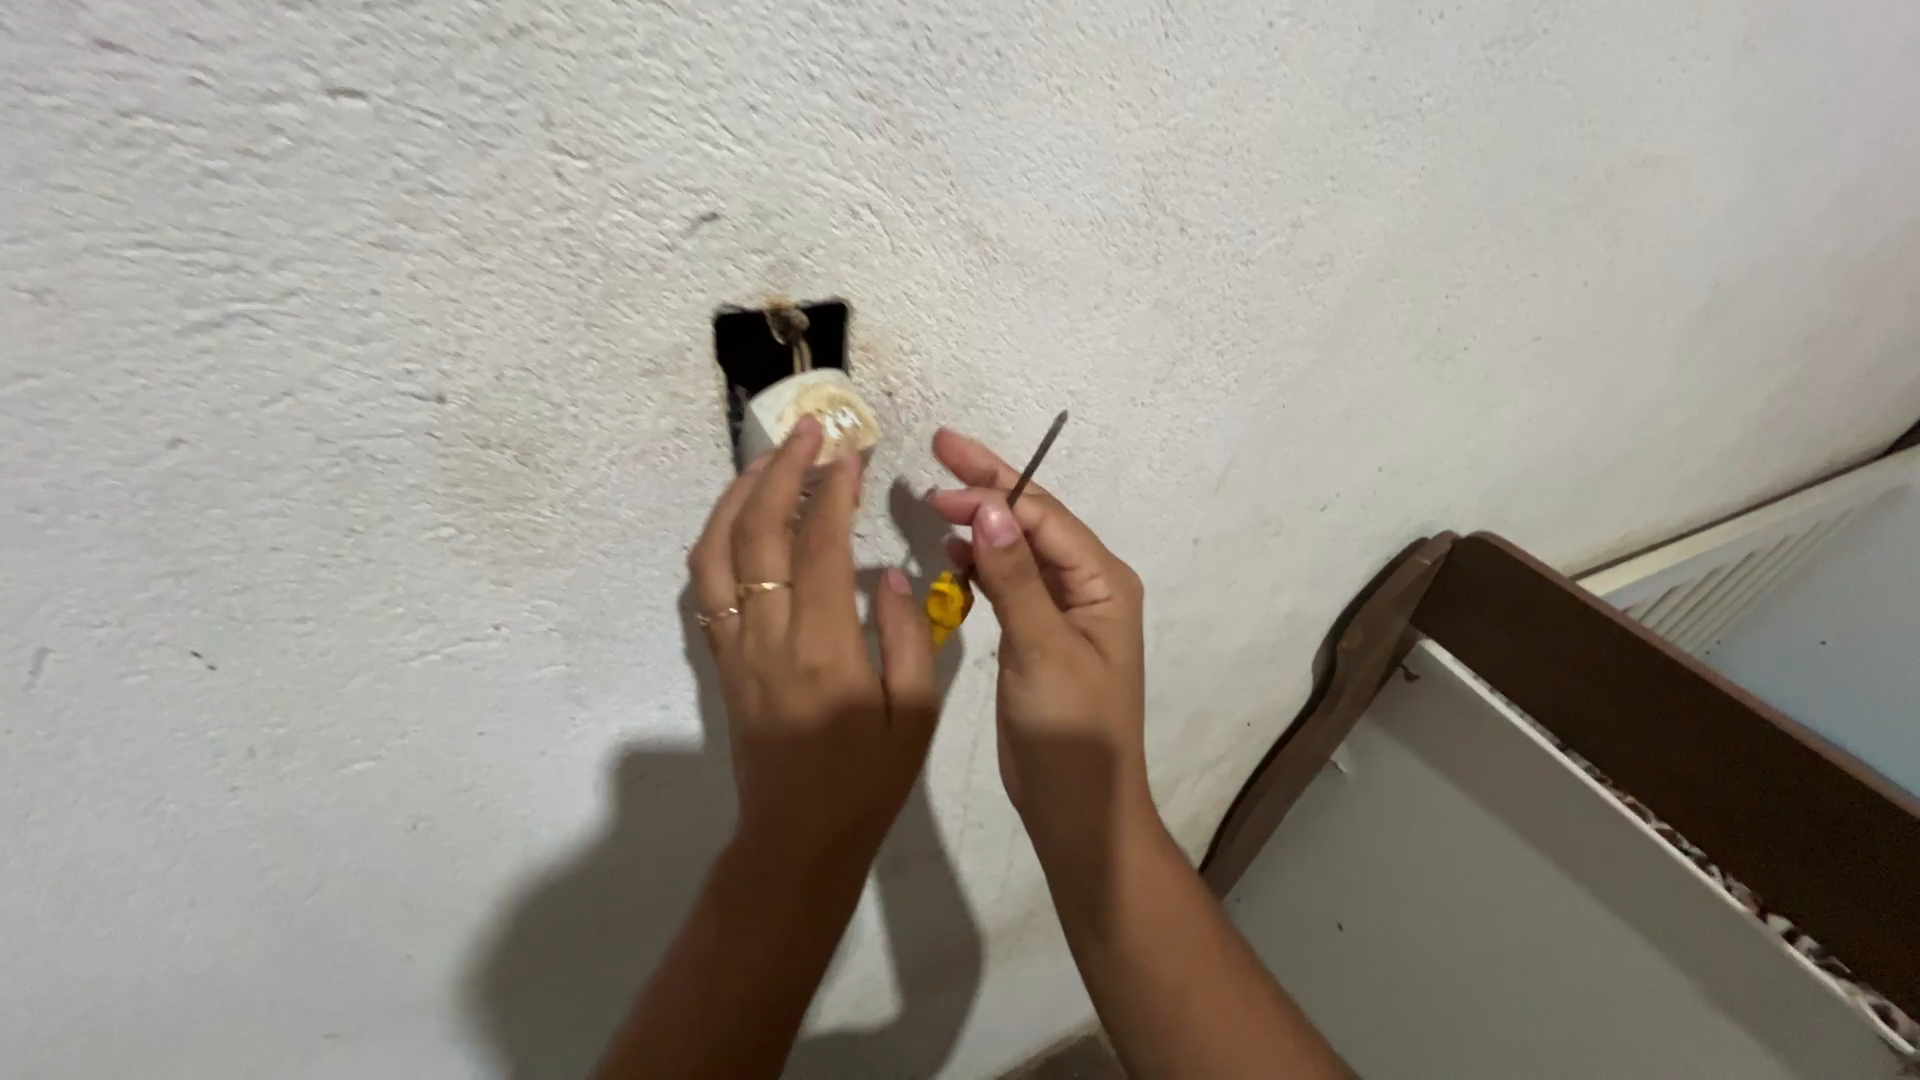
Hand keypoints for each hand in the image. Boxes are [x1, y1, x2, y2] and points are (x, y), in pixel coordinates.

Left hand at [688, 417, 940, 868]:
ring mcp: (735, 647)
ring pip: (716, 552)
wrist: (797, 837)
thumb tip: (894, 573)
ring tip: (767, 462)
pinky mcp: (720, 661)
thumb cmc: (867, 779)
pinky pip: (705, 587)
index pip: (821, 546)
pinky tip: (739, 519)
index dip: (833, 491)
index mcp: (825, 649)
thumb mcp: (916, 713)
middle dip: (781, 471)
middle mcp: (769, 637)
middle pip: (759, 532)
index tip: (849, 454)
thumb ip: (910, 637)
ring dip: (737, 496)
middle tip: (807, 432)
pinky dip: (716, 539)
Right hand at [927, 428, 1148, 834]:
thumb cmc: (1070, 732)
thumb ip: (1016, 581)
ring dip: (982, 521)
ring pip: (1018, 549)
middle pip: (1033, 521)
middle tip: (941, 446)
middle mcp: (1086, 586)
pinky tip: (953, 551)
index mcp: (1103, 583)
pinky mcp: (1036, 633)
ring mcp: (1061, 610)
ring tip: (936, 498)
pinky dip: (980, 563)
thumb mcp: (1042, 652)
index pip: (1044, 519)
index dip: (994, 492)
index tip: (940, 480)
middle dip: (989, 485)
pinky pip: (1008, 582)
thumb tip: (994, 509)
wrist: (1077, 806)